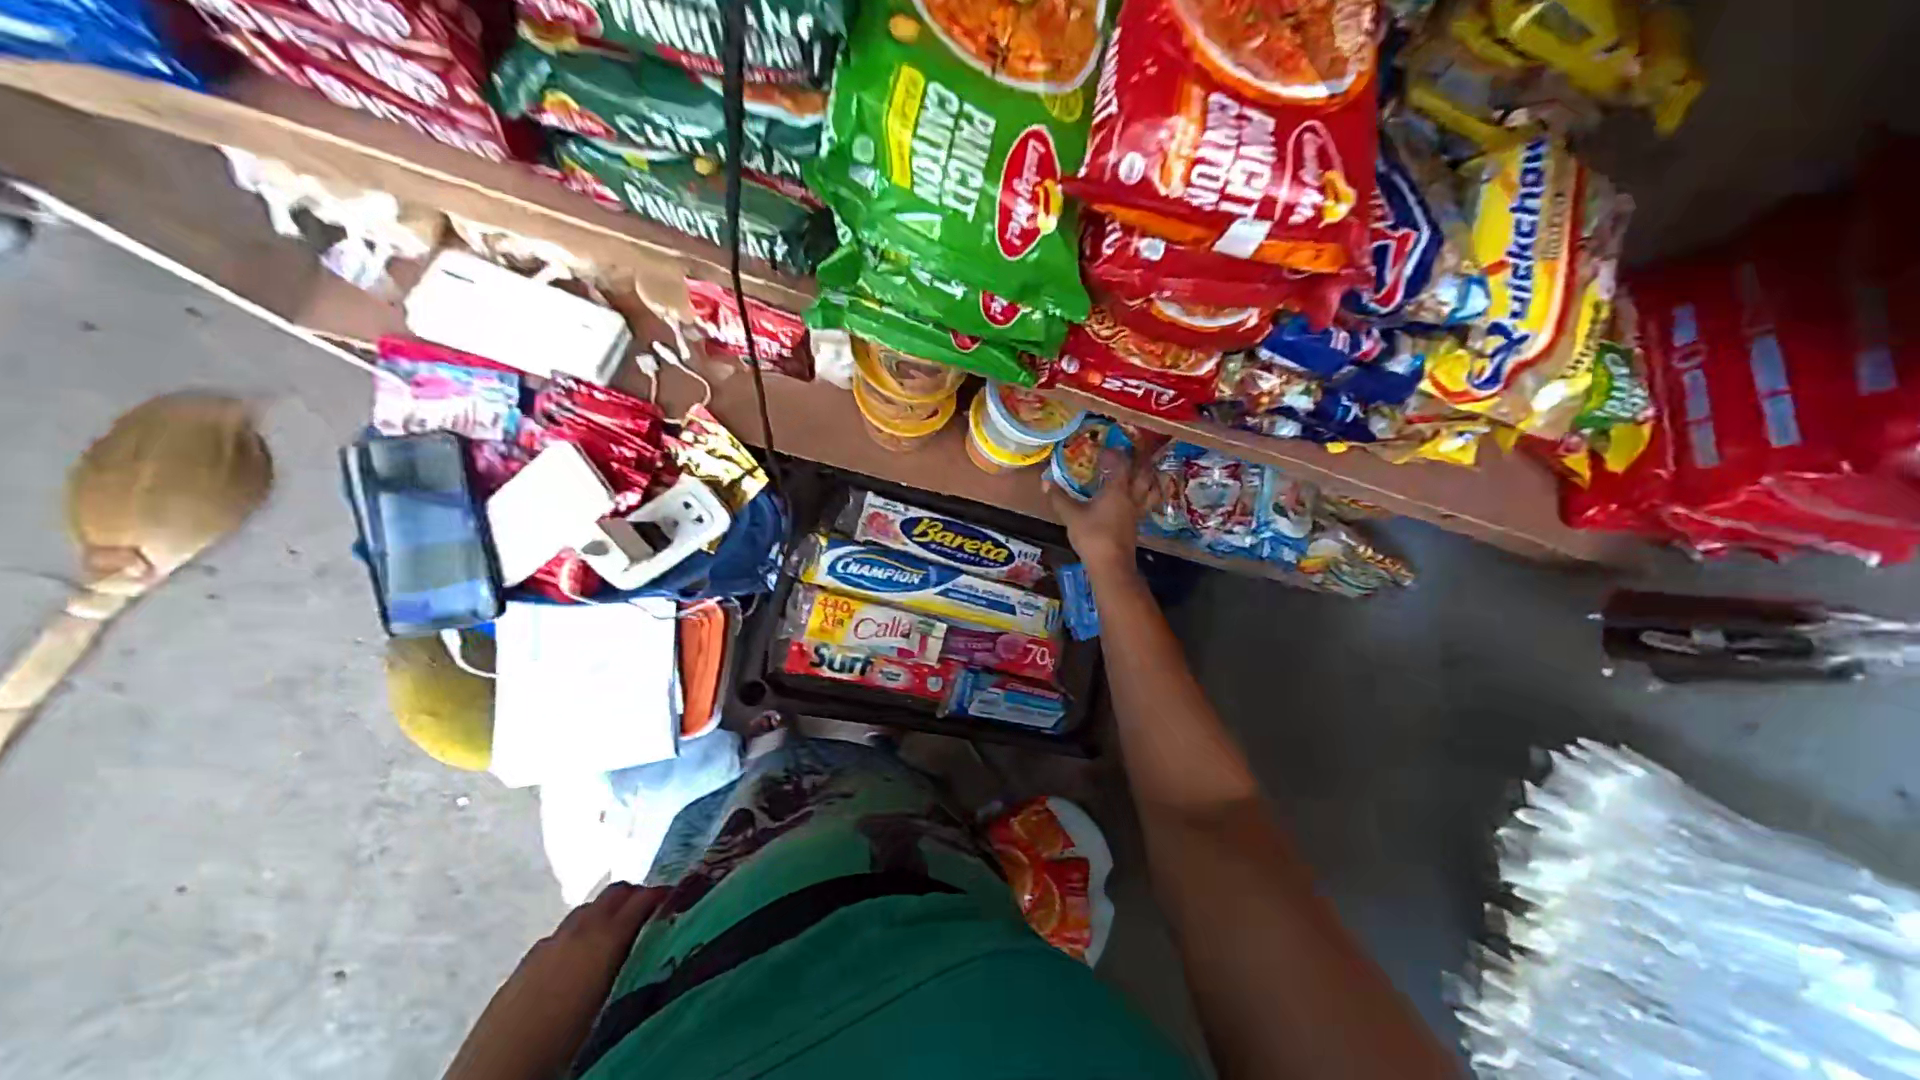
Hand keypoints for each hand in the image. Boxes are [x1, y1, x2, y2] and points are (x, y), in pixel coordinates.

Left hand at [444, 883, 664, 1079]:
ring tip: (621, 943)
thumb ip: (638, 968)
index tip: (683, 903)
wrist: (495, 1075)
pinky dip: (581, 936)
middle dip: (637, 898)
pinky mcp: (524, 964)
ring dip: (608, 915)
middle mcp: (578, 930)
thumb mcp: (615, 1006)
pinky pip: (563, 934)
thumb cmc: (565, 1046)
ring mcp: (547, 944)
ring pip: (587, 911)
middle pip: (615, 893)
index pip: (644, 897)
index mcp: (605, 937)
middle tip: (656, 917)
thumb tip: (665, 954)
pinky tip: (581, 968)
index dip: (666, 896)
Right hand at [1047, 447, 1151, 576]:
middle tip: (1130, 454)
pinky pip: (1144, 504)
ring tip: (1139, 472)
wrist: (1111, 565)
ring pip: (1149, 489)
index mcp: (1117, 490)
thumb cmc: (1093, 536)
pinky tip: (1133, 499)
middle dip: (1138, 461)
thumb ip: (1060, 498)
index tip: (1104, 449)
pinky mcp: (1136, 525)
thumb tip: (1045, 481)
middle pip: (1143, 474)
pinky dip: (1143, 496)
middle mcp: (1131, 497)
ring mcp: (1136, 512)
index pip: (1120, 464)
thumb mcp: (1071, 516)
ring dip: (1146, 478)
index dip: (1114, 454)